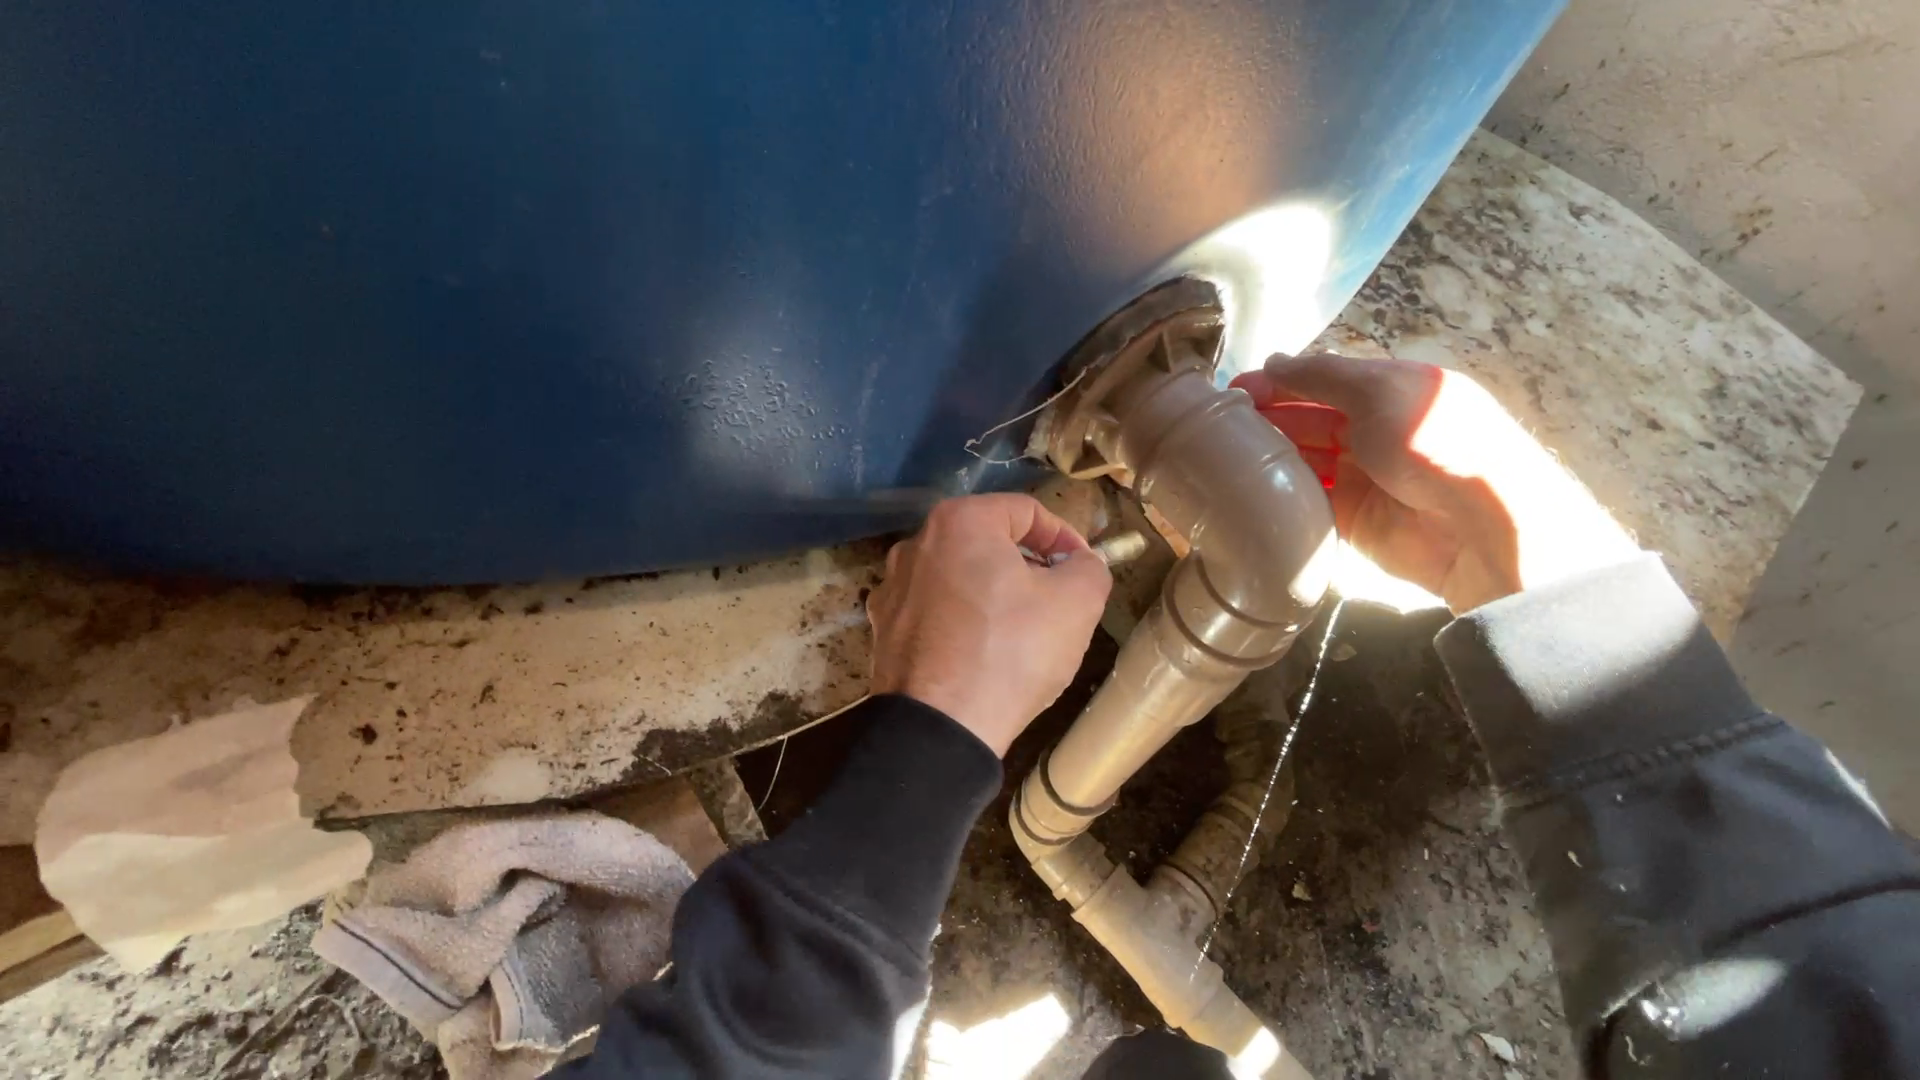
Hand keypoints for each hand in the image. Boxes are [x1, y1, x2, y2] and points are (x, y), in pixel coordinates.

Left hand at [866, 494, 1112, 755]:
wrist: (940, 728)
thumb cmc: (1012, 652)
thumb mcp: (1076, 603)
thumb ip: (1089, 568)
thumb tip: (1082, 564)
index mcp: (960, 522)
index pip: (1026, 511)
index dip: (1064, 538)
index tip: (1083, 570)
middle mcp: (916, 544)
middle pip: (988, 542)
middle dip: (1028, 566)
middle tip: (1057, 600)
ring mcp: (893, 588)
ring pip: (960, 577)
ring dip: (994, 594)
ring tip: (1021, 632)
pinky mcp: (884, 629)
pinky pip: (936, 612)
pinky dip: (962, 622)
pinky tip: (982, 654)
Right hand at [1231, 354, 1637, 613]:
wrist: (1479, 527)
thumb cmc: (1434, 441)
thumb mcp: (1381, 390)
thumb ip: (1322, 375)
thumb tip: (1273, 361)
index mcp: (1386, 392)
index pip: (1320, 381)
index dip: (1277, 382)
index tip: (1232, 389)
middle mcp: (1371, 431)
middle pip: (1305, 419)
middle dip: (1264, 418)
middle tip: (1215, 425)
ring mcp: (1359, 477)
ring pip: (1300, 460)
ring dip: (1266, 456)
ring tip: (1219, 456)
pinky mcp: (1348, 519)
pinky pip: (1304, 501)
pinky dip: (1277, 495)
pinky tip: (1242, 490)